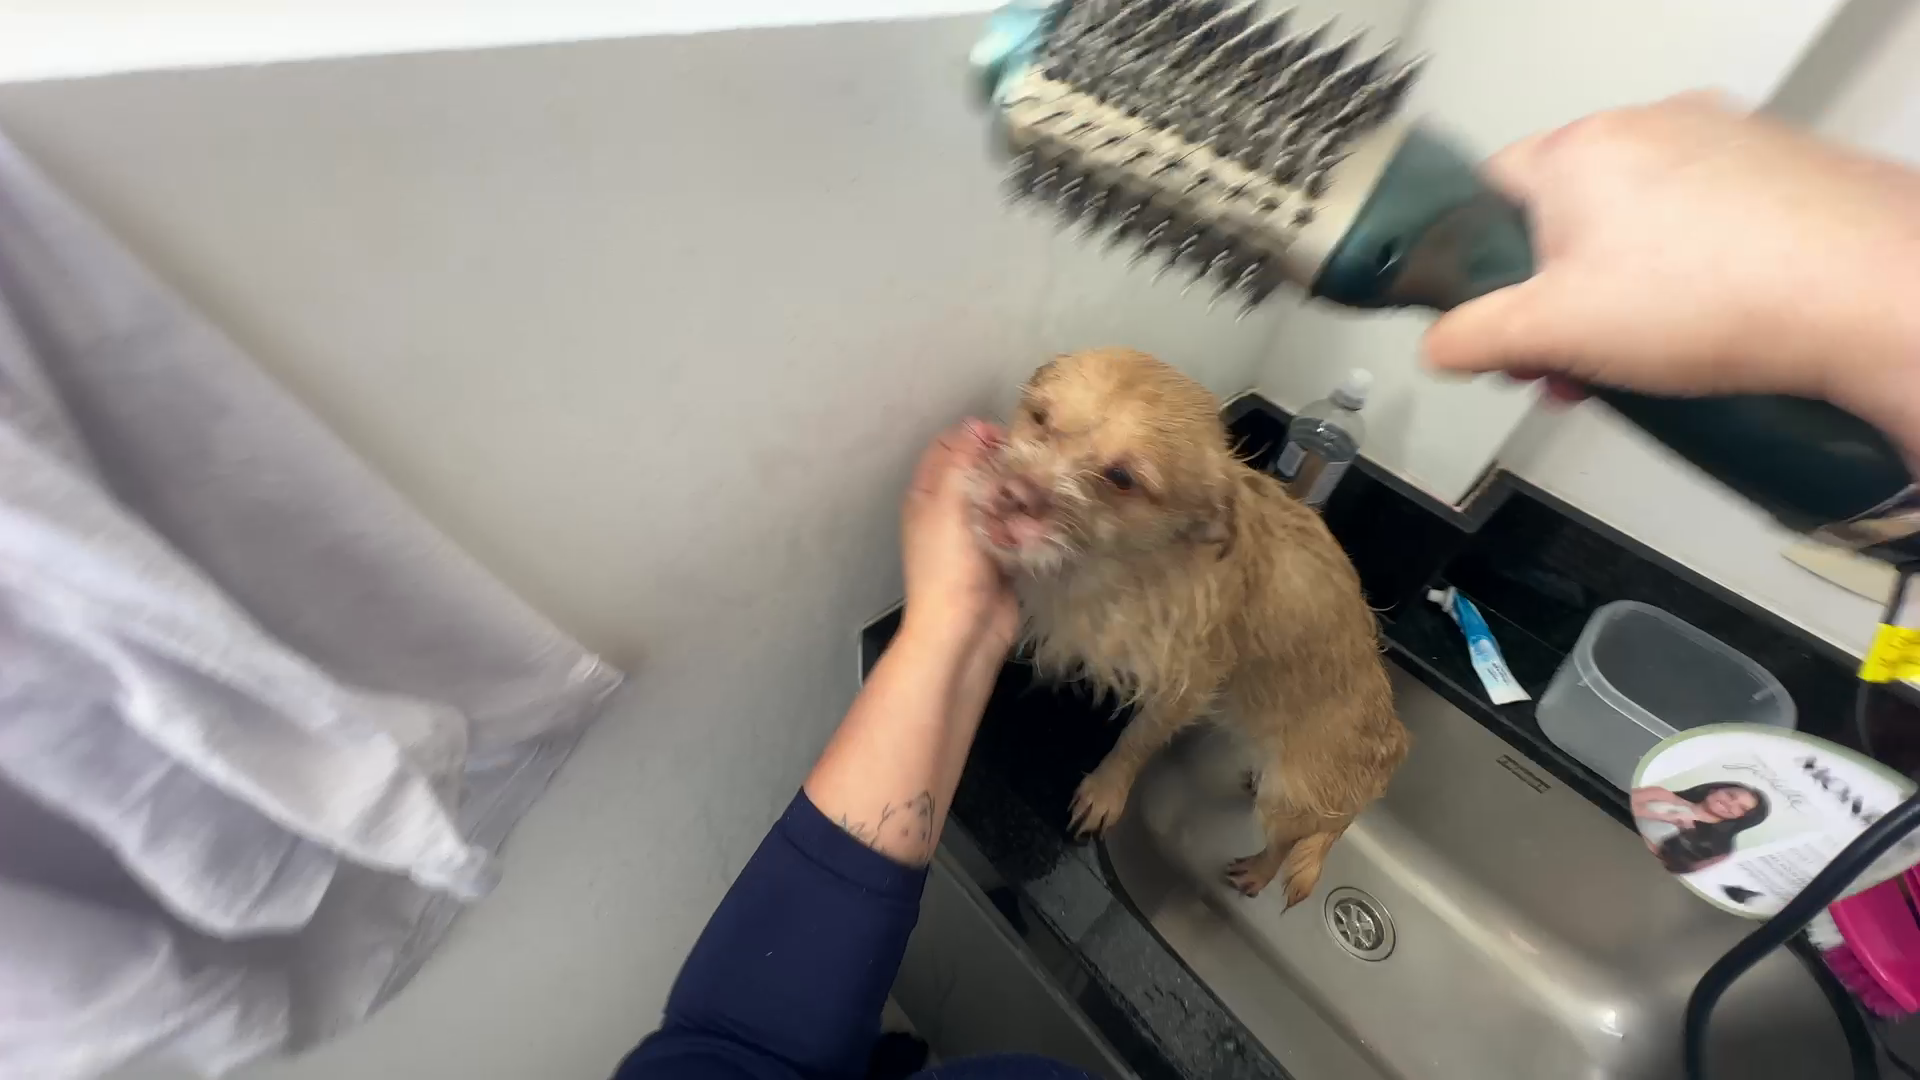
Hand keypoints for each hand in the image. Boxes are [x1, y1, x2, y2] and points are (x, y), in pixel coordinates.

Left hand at [901, 420, 1019, 655]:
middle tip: (1023, 488)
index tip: (1005, 443)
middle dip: (1010, 476)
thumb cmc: (949, 568)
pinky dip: (1031, 533)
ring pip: (1011, 500)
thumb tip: (975, 425)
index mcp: (929, 495)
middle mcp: (952, 510)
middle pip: (987, 472)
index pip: (951, 447)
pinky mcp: (1004, 556)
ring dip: (1025, 508)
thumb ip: (962, 461)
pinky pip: (1024, 529)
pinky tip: (1032, 542)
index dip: (976, 439)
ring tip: (1026, 526)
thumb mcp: (948, 506)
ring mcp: (980, 534)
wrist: (962, 631)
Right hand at [1423, 94, 1919, 446]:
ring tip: (1608, 355)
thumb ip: (1462, 339)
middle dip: (1535, 296)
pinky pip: (1679, 228)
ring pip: (1613, 229)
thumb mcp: (1540, 334)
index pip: (1477, 192)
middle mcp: (1652, 127)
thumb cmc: (1728, 296)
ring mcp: (1722, 143)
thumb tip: (1439, 345)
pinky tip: (1670, 331)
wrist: (1887, 301)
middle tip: (1547, 348)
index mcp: (1582, 149)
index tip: (1480, 303)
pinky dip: (1659, 280)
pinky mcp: (1771, 173)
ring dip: (1593, 297)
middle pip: (1545, 221)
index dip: (1465, 259)